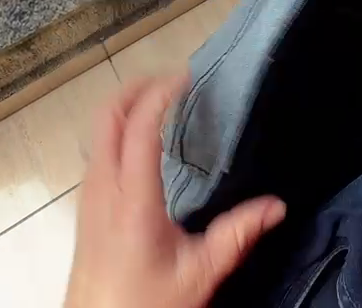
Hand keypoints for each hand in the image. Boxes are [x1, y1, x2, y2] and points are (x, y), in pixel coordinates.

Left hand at [64, 75, 285, 307]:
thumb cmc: (145, 304)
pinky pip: (98, 146)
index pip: (140, 124)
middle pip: (108, 113)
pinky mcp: (85, 203)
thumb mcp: (197, 275)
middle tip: (173, 80)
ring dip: (127, 104)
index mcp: (133, 197)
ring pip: (99, 127)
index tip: (187, 76)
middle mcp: (104, 185)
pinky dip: (118, 126)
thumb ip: (236, 236)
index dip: (161, 92)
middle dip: (138, 86)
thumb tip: (276, 206)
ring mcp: (89, 192)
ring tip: (163, 102)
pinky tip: (143, 139)